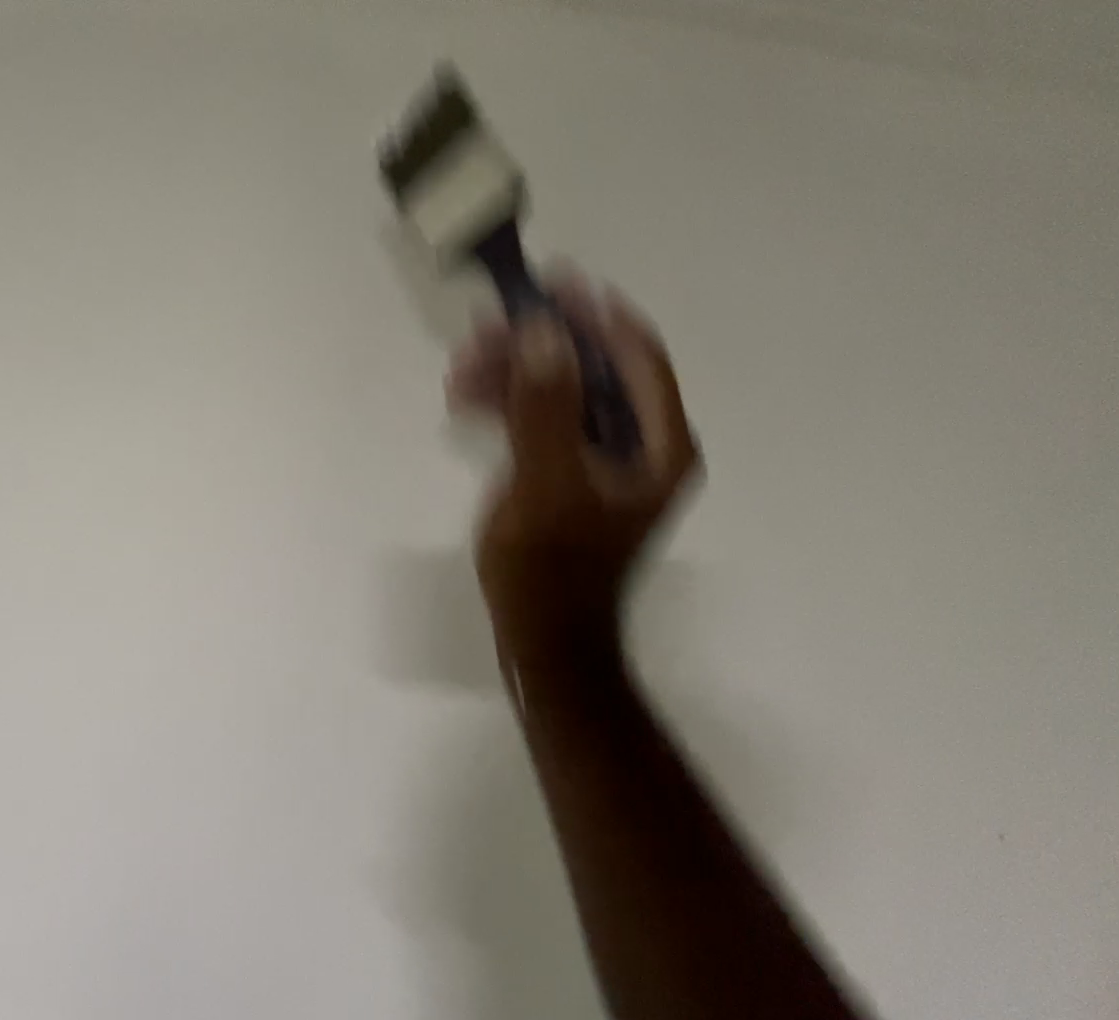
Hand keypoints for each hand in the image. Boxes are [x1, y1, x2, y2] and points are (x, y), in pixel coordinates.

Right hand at [446, 273, 700, 665]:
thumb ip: (547, 409)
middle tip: (484, 329)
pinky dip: (506, 408)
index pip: (636, 357)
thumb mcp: (547, 484)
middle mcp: (636, 445)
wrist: (540, 638)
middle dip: (537, 347)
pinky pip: (539, 424)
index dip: (595, 316)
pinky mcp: (564, 478)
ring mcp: (598, 463)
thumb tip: (543, 333)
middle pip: (591, 371)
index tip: (553, 283)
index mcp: (657, 445)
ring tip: (461, 368)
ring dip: (513, 376)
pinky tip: (468, 402)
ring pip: (559, 395)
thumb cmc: (549, 569)